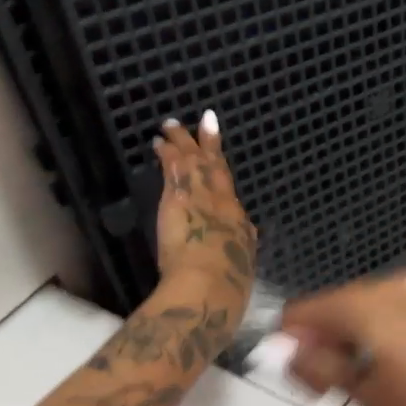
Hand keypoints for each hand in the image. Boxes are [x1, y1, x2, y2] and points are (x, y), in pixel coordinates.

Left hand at [153, 111, 256, 299]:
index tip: (219, 155)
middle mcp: (222, 203)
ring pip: (191, 161)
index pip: (228, 190)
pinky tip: (159, 142)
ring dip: (183, 141)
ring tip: (172, 126)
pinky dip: (167, 153)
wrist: (209, 285)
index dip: (223, 169)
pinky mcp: (177, 197)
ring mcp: (200, 197)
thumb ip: (240, 247)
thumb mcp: (241, 265)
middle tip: (206, 120)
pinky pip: (172, 168)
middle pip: (215, 167)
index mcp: (238, 222)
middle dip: (209, 143)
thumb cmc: (227, 285)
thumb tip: (246, 236)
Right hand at [280, 277, 405, 405]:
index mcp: (363, 304)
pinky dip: (400, 340)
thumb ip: (322, 367)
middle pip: (338, 308)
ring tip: (388, 388)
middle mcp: (393, 286)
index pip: (300, 312)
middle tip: (347, 391)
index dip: (293, 347)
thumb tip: (287, 348)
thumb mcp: (371, 396)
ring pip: (376, 313)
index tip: (311, 383)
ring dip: (366, 344)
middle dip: (331, 345)